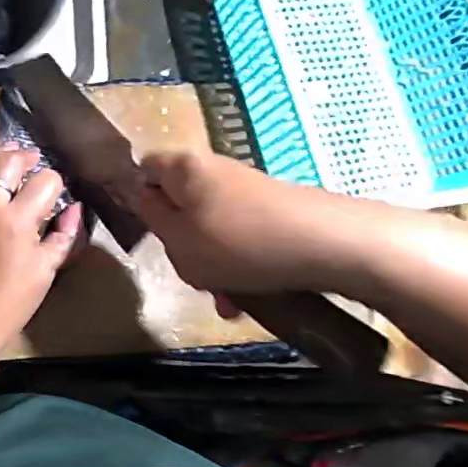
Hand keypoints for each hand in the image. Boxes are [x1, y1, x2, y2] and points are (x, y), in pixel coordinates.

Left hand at [0, 145, 82, 341]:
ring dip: (0, 157)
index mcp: (17, 220)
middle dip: (27, 156)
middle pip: (9, 161)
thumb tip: (75, 209)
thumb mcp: (45, 270)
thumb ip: (63, 236)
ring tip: (14, 156)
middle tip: (37, 160)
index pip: (44, 181)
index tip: (59, 194)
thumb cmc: (9, 301)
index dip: (56, 183)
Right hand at [135, 151, 405, 296]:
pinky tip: (247, 298)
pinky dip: (237, 267)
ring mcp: (245, 192)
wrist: (329, 246)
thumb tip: (145, 198)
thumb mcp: (179, 240)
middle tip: (189, 273)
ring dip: (210, 266)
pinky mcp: (271, 213)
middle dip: (180, 245)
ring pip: (208, 230)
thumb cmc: (239, 243)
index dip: (138, 197)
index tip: (145, 232)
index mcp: (184, 168)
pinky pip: (239, 240)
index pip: (144, 168)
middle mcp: (214, 171)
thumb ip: (152, 217)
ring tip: (225, 299)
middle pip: (178, 206)